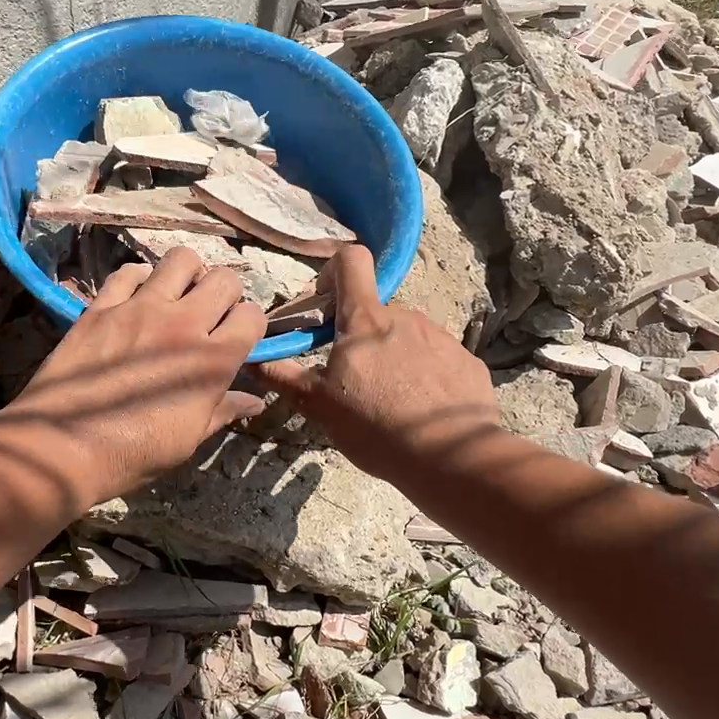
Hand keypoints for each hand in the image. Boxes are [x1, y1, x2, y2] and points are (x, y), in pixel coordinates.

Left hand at [3, 248, 267, 501]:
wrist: (64, 447)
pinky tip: (135, 297)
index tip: (236, 338)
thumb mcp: (187, 440)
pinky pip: (128, 272)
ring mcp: (140, 309)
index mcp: (212, 361)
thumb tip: (254, 402)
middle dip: (225, 293)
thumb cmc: (133, 455)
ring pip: (181, 259)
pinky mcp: (101, 307)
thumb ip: (221, 411)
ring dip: (187, 273)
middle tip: (209, 313)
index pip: (252, 316)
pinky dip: (138, 278)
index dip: (249, 325)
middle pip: (224, 279)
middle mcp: (183, 324)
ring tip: (177, 294)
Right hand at [256, 246, 500, 474]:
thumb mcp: (319, 406)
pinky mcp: (466, 361)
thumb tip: (252, 359)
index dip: (334, 271)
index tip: (326, 304)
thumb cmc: (375, 426)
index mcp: (365, 321)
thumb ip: (284, 377)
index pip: (351, 261)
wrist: (450, 458)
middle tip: (352, 378)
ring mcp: (440, 337)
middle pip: (375, 312)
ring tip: (389, 399)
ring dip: (393, 355)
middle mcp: (405, 317)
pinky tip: (420, 408)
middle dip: (361, 336)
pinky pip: (436, 358)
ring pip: (406, 335)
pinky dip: (424, 374)